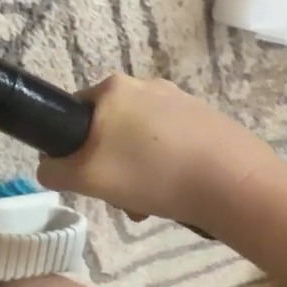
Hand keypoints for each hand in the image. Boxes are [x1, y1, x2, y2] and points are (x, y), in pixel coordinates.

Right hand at [37, 74, 280, 226]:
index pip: (73, 112)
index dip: (72, 146)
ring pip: (141, 137)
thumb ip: (51, 171)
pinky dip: (168, 164)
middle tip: (118, 194)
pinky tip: (176, 191)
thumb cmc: (150, 174)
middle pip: (109, 126)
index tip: (85, 174)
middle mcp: (146, 85)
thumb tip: (50, 166)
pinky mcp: (211, 119)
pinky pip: (173, 141)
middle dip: (109, 162)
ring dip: (137, 167)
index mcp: (112, 89)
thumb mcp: (82, 178)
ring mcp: (183, 100)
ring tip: (149, 200)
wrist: (236, 187)